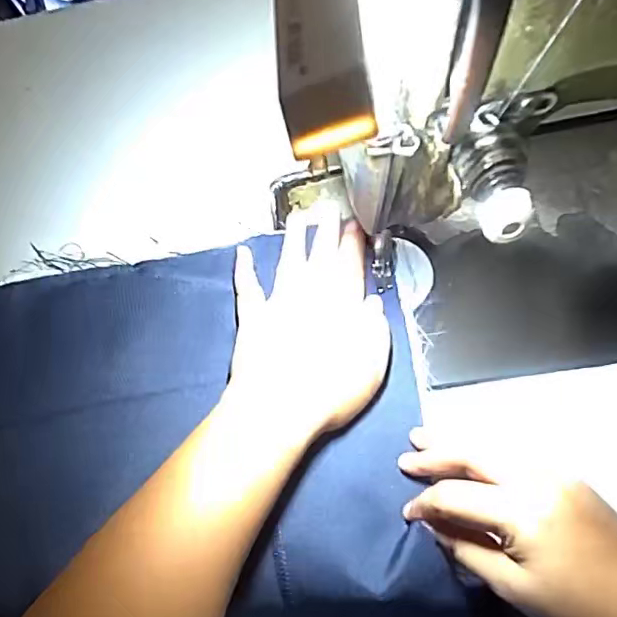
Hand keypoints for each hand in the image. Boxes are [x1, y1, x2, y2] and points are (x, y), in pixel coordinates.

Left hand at [225, 203, 390, 438]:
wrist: (279, 407)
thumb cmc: (331, 391)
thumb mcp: (372, 364)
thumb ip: (374, 330)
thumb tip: (372, 306)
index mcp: (343, 305)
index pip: (351, 265)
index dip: (354, 243)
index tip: (356, 224)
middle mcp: (310, 297)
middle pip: (320, 256)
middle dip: (327, 231)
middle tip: (329, 208)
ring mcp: (278, 305)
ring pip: (287, 262)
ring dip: (293, 239)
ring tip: (298, 218)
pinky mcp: (252, 320)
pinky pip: (247, 289)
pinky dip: (244, 271)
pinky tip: (242, 255)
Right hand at [399, 428, 616, 616]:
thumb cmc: (574, 607)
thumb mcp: (512, 587)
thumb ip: (467, 549)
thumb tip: (435, 526)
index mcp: (523, 511)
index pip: (458, 495)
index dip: (427, 503)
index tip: (406, 514)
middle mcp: (540, 480)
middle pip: (478, 456)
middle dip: (439, 454)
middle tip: (406, 456)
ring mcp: (559, 475)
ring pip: (500, 448)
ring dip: (463, 445)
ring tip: (429, 440)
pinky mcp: (571, 479)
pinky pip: (520, 456)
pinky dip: (490, 452)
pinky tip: (475, 456)